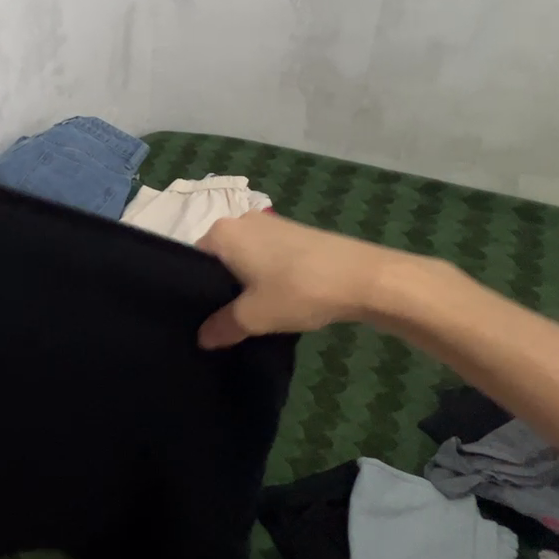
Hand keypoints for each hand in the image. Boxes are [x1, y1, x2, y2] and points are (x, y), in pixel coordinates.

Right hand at [192, 212, 426, 348]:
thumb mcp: (253, 317)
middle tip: (228, 317)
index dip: (196, 290)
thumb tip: (202, 339)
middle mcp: (240, 220)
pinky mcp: (296, 232)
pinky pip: (267, 254)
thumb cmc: (298, 290)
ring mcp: (271, 223)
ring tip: (257, 310)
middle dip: (222, 286)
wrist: (367, 278)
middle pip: (218, 258)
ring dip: (248, 282)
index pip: (192, 262)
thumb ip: (221, 327)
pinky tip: (282, 297)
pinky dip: (269, 275)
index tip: (204, 316)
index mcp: (221, 233)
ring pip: (244, 257)